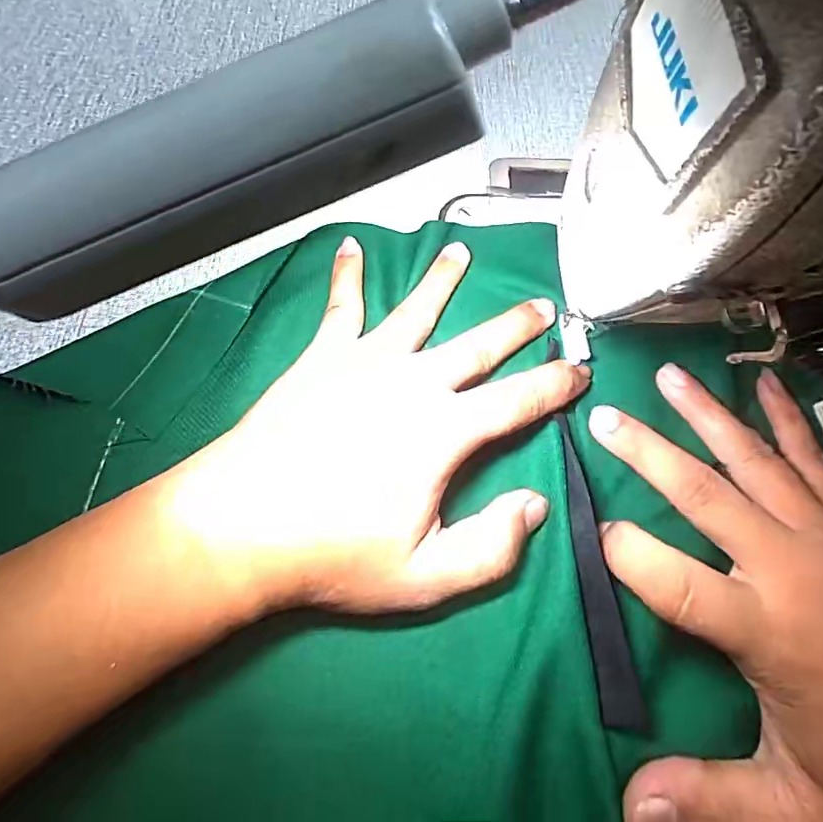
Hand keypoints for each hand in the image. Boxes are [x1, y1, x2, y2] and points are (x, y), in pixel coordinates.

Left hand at [157, 236, 589, 616]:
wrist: (240, 527)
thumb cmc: (333, 555)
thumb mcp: (425, 575)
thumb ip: (490, 547)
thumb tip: (534, 505)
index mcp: (445, 430)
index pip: (519, 400)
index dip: (557, 384)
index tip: (581, 370)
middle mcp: (414, 382)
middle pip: (480, 344)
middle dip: (518, 326)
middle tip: (544, 309)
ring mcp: (367, 361)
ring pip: (418, 310)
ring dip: (443, 280)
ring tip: (461, 252)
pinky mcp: (324, 356)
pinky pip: (342, 306)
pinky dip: (346, 275)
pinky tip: (348, 247)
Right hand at [590, 366, 822, 821]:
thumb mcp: (802, 809)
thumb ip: (711, 799)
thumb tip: (630, 810)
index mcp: (771, 634)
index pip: (677, 585)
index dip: (629, 556)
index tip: (595, 529)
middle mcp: (792, 568)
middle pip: (704, 496)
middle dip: (648, 453)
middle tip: (605, 416)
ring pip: (753, 462)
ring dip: (707, 415)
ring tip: (671, 375)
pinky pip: (815, 461)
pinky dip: (787, 418)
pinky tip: (766, 383)